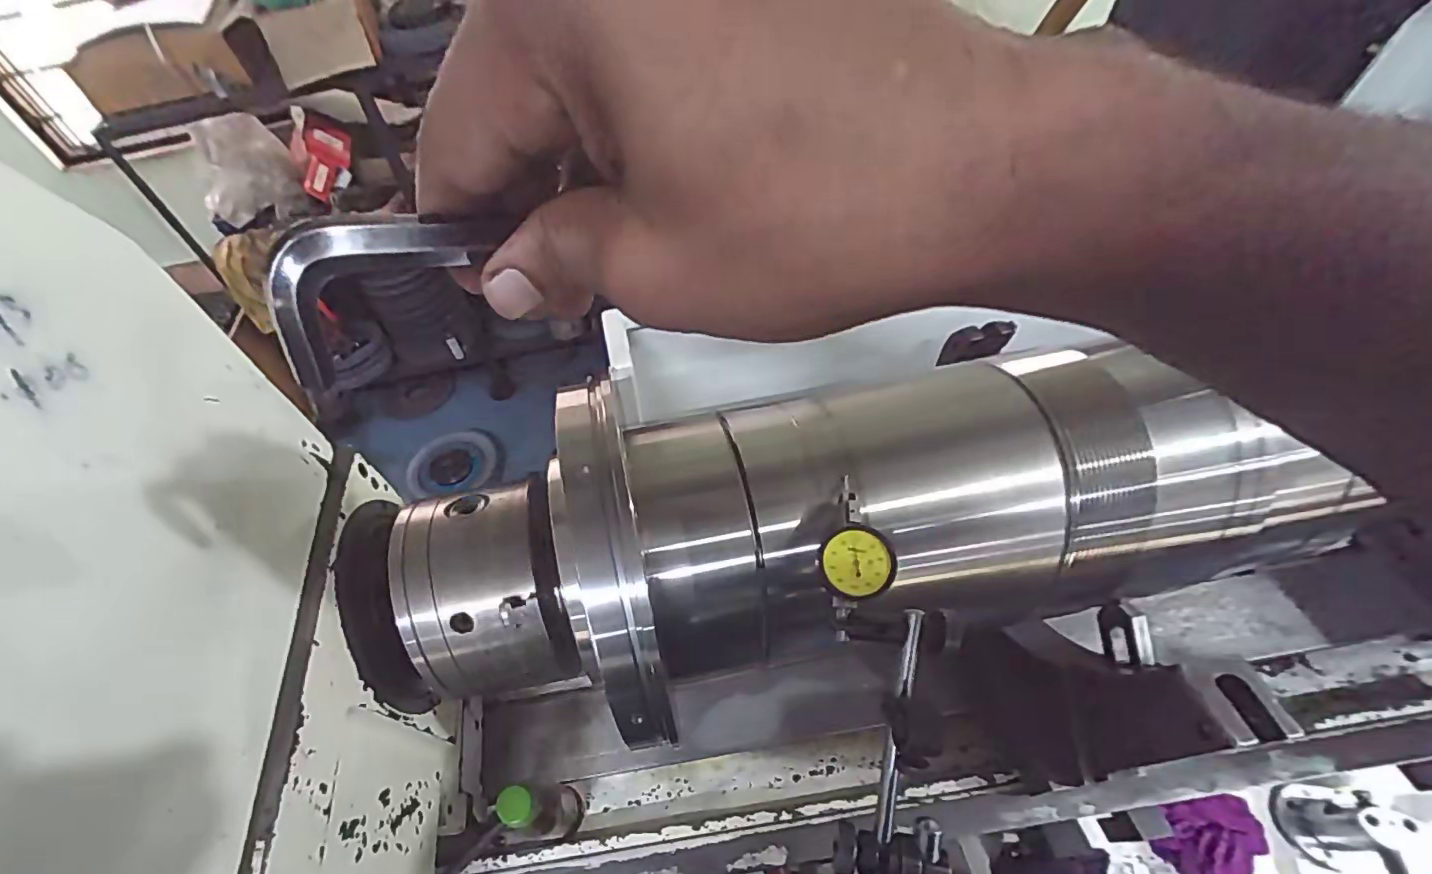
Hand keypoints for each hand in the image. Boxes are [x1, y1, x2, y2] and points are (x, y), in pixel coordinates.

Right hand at [416, 0, 1160, 339]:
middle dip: (524, 203)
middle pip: (510, 102)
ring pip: (571, 84)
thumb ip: (556, 261)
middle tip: (555, 287)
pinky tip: (652, 193)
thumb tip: (502, 276)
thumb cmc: (807, 224)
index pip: (456, 137)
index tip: (482, 287)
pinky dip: (625, 134)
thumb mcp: (655, 268)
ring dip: (575, 174)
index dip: (460, 228)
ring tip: (609, 252)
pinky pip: (632, 60)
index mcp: (557, 9)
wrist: (976, 164)